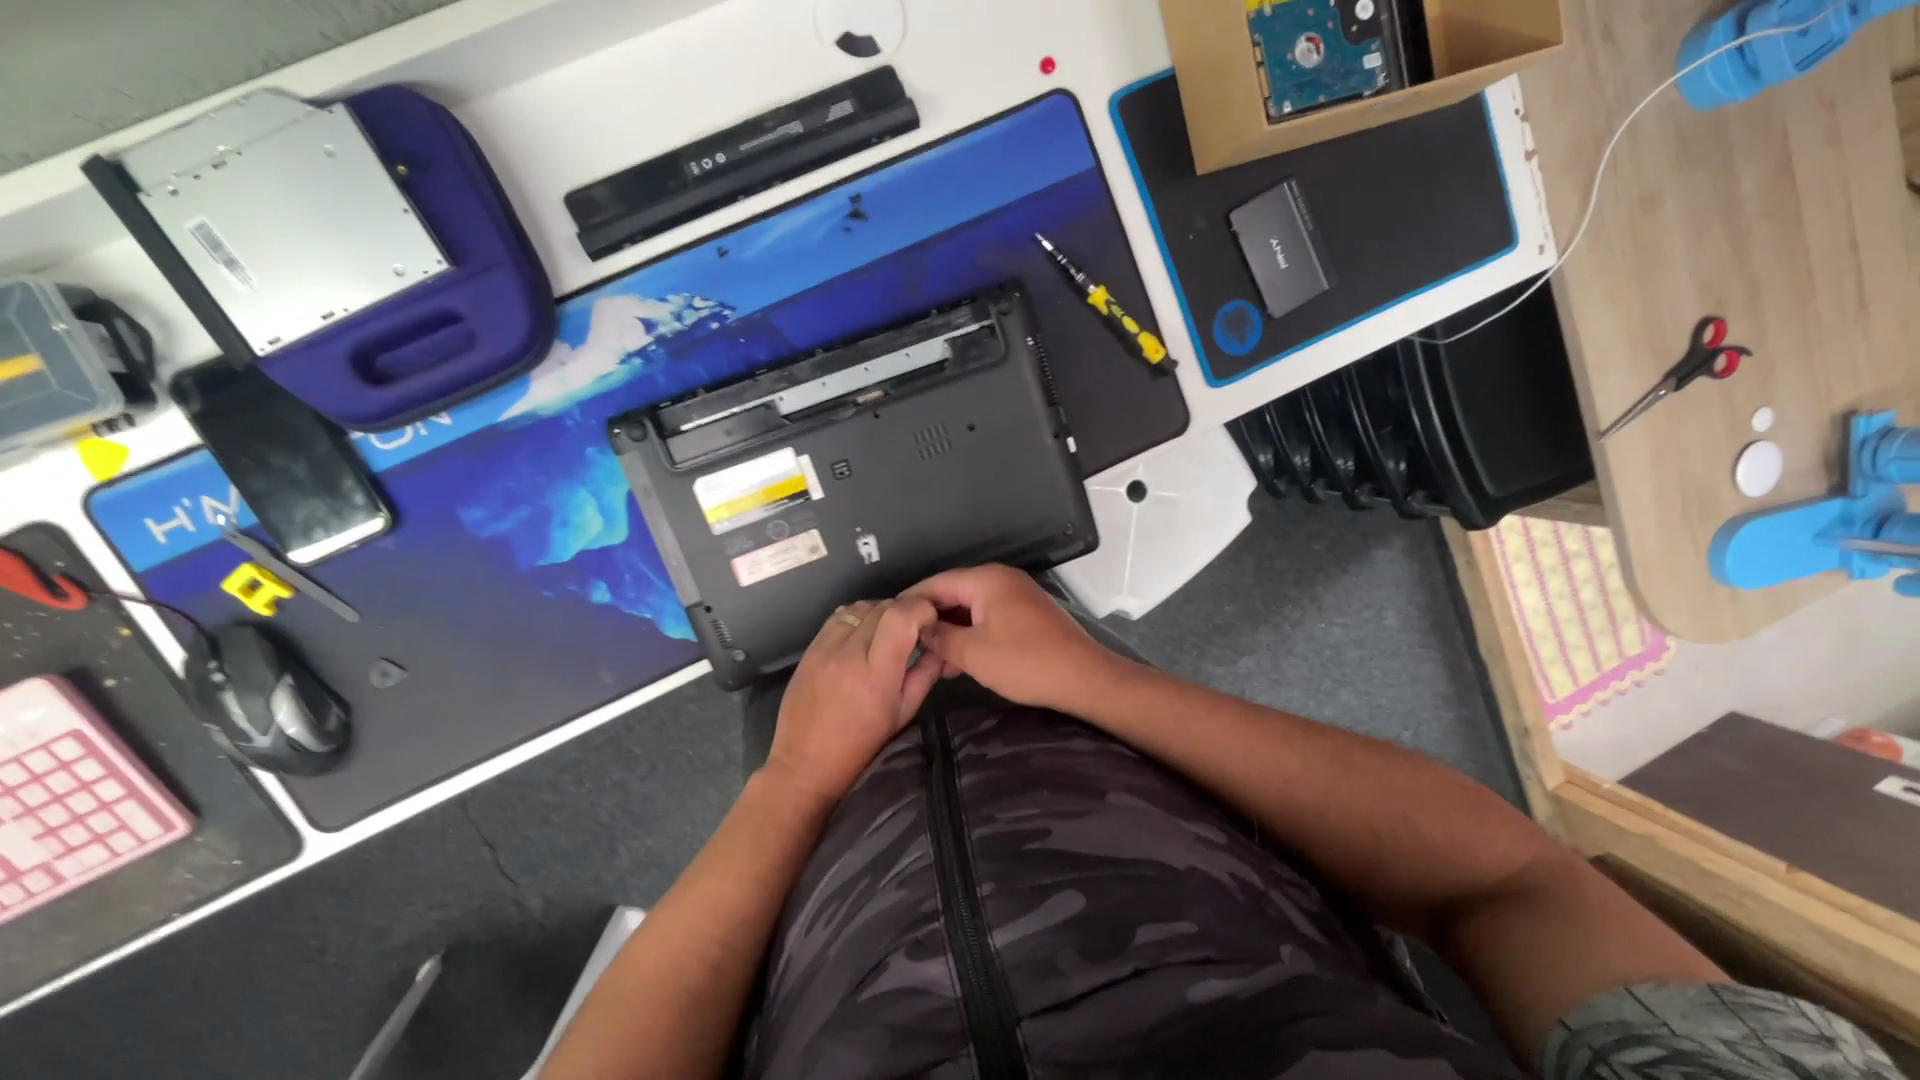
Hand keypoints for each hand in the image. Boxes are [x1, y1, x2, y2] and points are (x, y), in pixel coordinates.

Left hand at [764, 598, 941, 801]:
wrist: (805, 763)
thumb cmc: (860, 745)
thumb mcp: (903, 713)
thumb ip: (925, 674)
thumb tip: (940, 646)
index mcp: (876, 673)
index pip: (901, 616)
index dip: (921, 609)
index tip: (930, 622)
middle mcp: (848, 653)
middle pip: (883, 606)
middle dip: (904, 611)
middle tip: (913, 629)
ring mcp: (824, 648)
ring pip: (860, 606)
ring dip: (879, 612)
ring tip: (886, 632)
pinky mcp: (809, 649)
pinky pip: (838, 617)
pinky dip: (856, 618)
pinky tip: (862, 636)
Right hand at [903, 565, 1127, 711]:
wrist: (1083, 678)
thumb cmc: (1025, 662)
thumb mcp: (973, 653)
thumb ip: (940, 638)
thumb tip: (919, 630)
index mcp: (986, 580)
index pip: (936, 582)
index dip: (910, 601)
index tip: (888, 619)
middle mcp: (1001, 580)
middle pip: (954, 593)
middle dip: (931, 619)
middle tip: (906, 642)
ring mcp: (1016, 596)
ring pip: (971, 608)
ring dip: (951, 631)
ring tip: (930, 659)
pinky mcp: (1026, 614)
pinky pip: (988, 617)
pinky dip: (971, 634)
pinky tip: (958, 660)